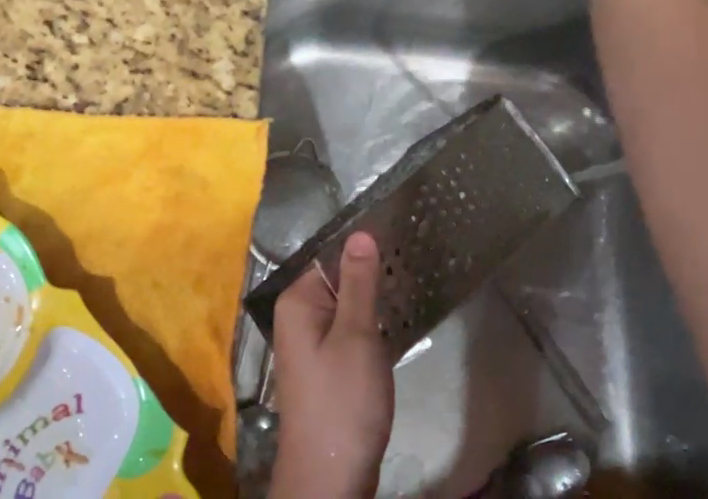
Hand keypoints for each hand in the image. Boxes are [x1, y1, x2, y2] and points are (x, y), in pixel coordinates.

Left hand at [267, 232, 394, 498]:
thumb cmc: (342, 400)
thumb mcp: (356, 336)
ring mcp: (309, 345)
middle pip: (336, 282)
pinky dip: (368, 330)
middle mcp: (296, 317)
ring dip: (371, 304)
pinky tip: (395, 327)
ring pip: (344, 309)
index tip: (398, 237)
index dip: (361, 249)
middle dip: (369, 277)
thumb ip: (358, 283)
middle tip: (412, 262)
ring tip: (410, 288)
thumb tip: (359, 232)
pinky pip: (346, 334)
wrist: (330, 475)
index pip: (329, 257)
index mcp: (296, 301)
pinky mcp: (324, 369)